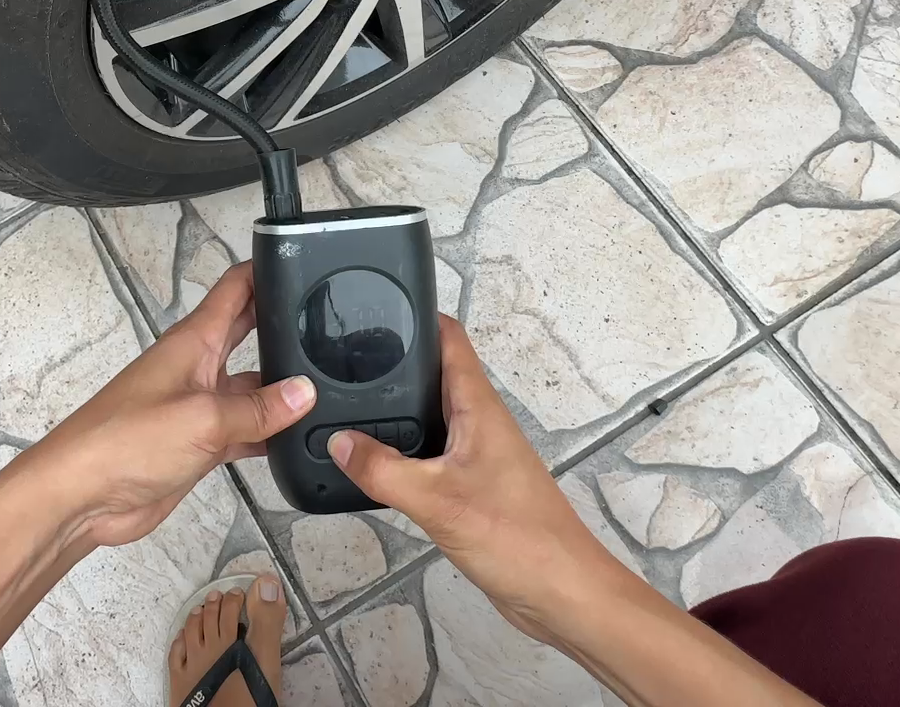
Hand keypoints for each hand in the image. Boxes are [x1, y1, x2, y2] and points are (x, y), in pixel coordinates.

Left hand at [23, 263, 315, 548]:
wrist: (82, 495)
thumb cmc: (124, 439)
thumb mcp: (202, 419)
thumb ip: (256, 408)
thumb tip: (303, 392)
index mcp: (193, 341)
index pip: (235, 288)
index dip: (264, 270)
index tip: (300, 260)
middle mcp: (198, 365)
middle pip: (247, 330)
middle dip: (281, 322)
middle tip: (325, 318)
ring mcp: (199, 404)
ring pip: (250, 385)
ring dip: (279, 388)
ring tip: (328, 386)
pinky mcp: (199, 441)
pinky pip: (243, 428)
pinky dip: (267, 432)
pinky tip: (295, 438)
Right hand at [327, 316, 634, 645]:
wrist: (562, 596)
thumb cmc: (515, 537)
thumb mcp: (437, 500)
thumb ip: (382, 469)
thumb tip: (337, 442)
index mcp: (477, 405)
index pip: (448, 338)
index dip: (416, 313)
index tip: (375, 303)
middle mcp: (477, 419)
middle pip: (432, 369)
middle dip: (393, 356)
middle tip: (344, 350)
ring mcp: (475, 450)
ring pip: (429, 410)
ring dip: (396, 402)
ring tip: (348, 396)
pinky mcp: (470, 481)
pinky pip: (429, 446)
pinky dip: (402, 442)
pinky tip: (374, 454)